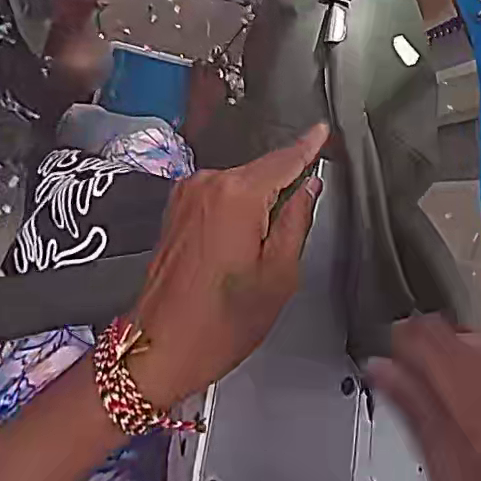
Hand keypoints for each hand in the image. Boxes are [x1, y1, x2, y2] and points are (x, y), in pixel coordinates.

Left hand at [127, 123, 328, 406]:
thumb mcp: (279, 274)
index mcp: (237, 195)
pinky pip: (220, 194)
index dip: (308, 145)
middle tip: (305, 210)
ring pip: (241, 183)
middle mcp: (208, 184)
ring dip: (261, 197)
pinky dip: (238, 205)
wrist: (157, 350)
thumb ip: (297, 220)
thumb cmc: (222, 321)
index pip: (284, 159)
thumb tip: (307, 187)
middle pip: (261, 170)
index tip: (323, 129)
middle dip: (285, 181)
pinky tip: (245, 235)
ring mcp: (187, 194)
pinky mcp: (176, 208)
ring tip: (271, 237)